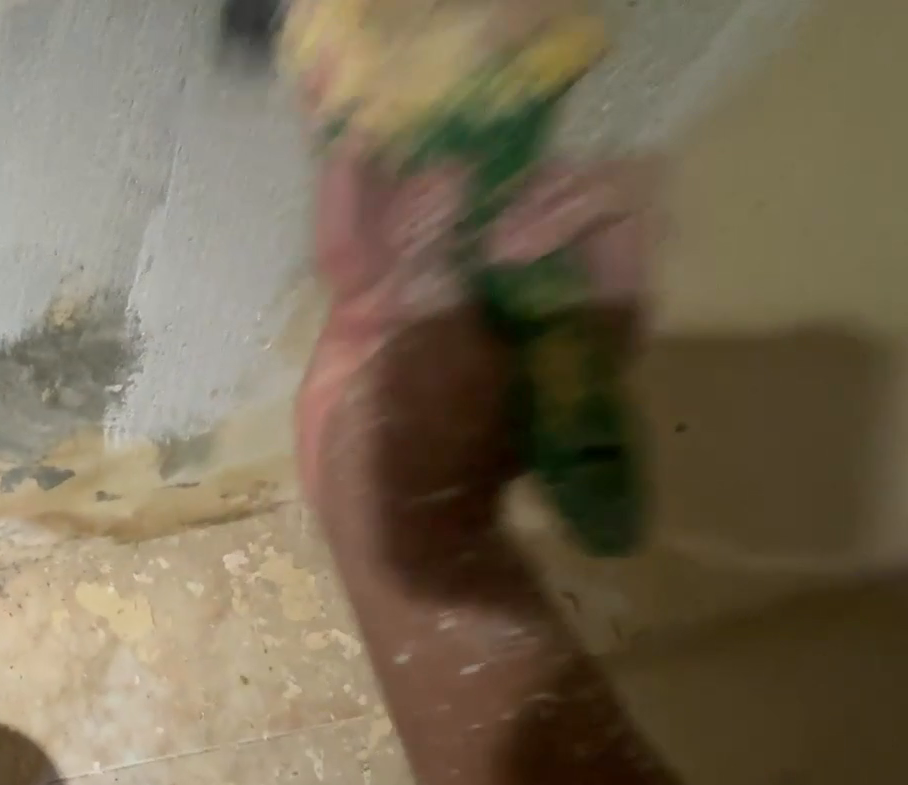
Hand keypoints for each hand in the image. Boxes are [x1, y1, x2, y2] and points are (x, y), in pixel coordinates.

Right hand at [295, 148, 651, 560]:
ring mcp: (430, 303)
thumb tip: (444, 181)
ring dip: (395, 175)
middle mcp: (503, 293)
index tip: (515, 196)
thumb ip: (443, 276)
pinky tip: (336, 166)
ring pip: (416, 222)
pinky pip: (360, 255)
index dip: (560, 185)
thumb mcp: (450, 367)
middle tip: (436, 123)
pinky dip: (348, 217)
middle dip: (466, 160)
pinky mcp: (369, 318)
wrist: (381, 520)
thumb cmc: (436, 460)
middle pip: (495, 200)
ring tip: (374, 121)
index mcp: (565, 305)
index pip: (592, 208)